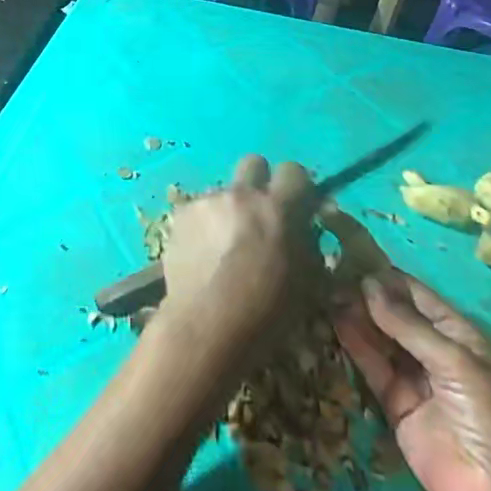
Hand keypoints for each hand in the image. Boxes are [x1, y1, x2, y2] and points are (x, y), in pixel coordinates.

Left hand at [158, 154, 318, 350]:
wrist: (208, 326)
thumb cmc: (267, 311)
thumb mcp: (308, 280)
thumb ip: (308, 243)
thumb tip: (305, 228)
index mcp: (279, 207)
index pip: (293, 170)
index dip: (294, 185)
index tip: (293, 204)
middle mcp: (243, 194)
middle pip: (254, 163)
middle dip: (258, 182)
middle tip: (257, 213)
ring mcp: (209, 201)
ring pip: (224, 191)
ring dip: (228, 210)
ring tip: (222, 246)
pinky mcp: (182, 214)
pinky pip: (198, 210)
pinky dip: (203, 226)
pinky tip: (201, 254)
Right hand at [335, 271, 490, 490]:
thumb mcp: (455, 362)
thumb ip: (408, 326)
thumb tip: (368, 283)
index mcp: (458, 333)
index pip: (417, 295)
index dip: (388, 277)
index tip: (353, 257)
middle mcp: (434, 349)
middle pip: (395, 316)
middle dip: (367, 295)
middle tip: (331, 274)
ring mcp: (415, 378)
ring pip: (381, 340)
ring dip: (357, 317)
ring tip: (327, 292)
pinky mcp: (396, 406)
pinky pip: (374, 369)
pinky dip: (356, 347)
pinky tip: (337, 323)